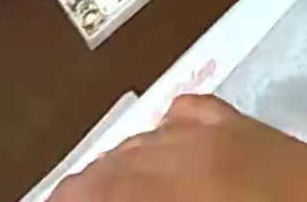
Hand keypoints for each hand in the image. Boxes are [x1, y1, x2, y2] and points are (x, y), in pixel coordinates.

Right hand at [51, 94, 306, 201]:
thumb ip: (152, 200)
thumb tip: (121, 193)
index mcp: (173, 188)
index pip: (104, 190)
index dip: (74, 197)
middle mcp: (185, 151)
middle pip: (117, 165)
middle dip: (86, 186)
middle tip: (68, 200)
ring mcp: (213, 131)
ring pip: (146, 138)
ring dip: (118, 162)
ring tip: (100, 182)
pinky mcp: (239, 122)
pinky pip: (188, 113)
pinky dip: (164, 129)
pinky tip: (159, 138)